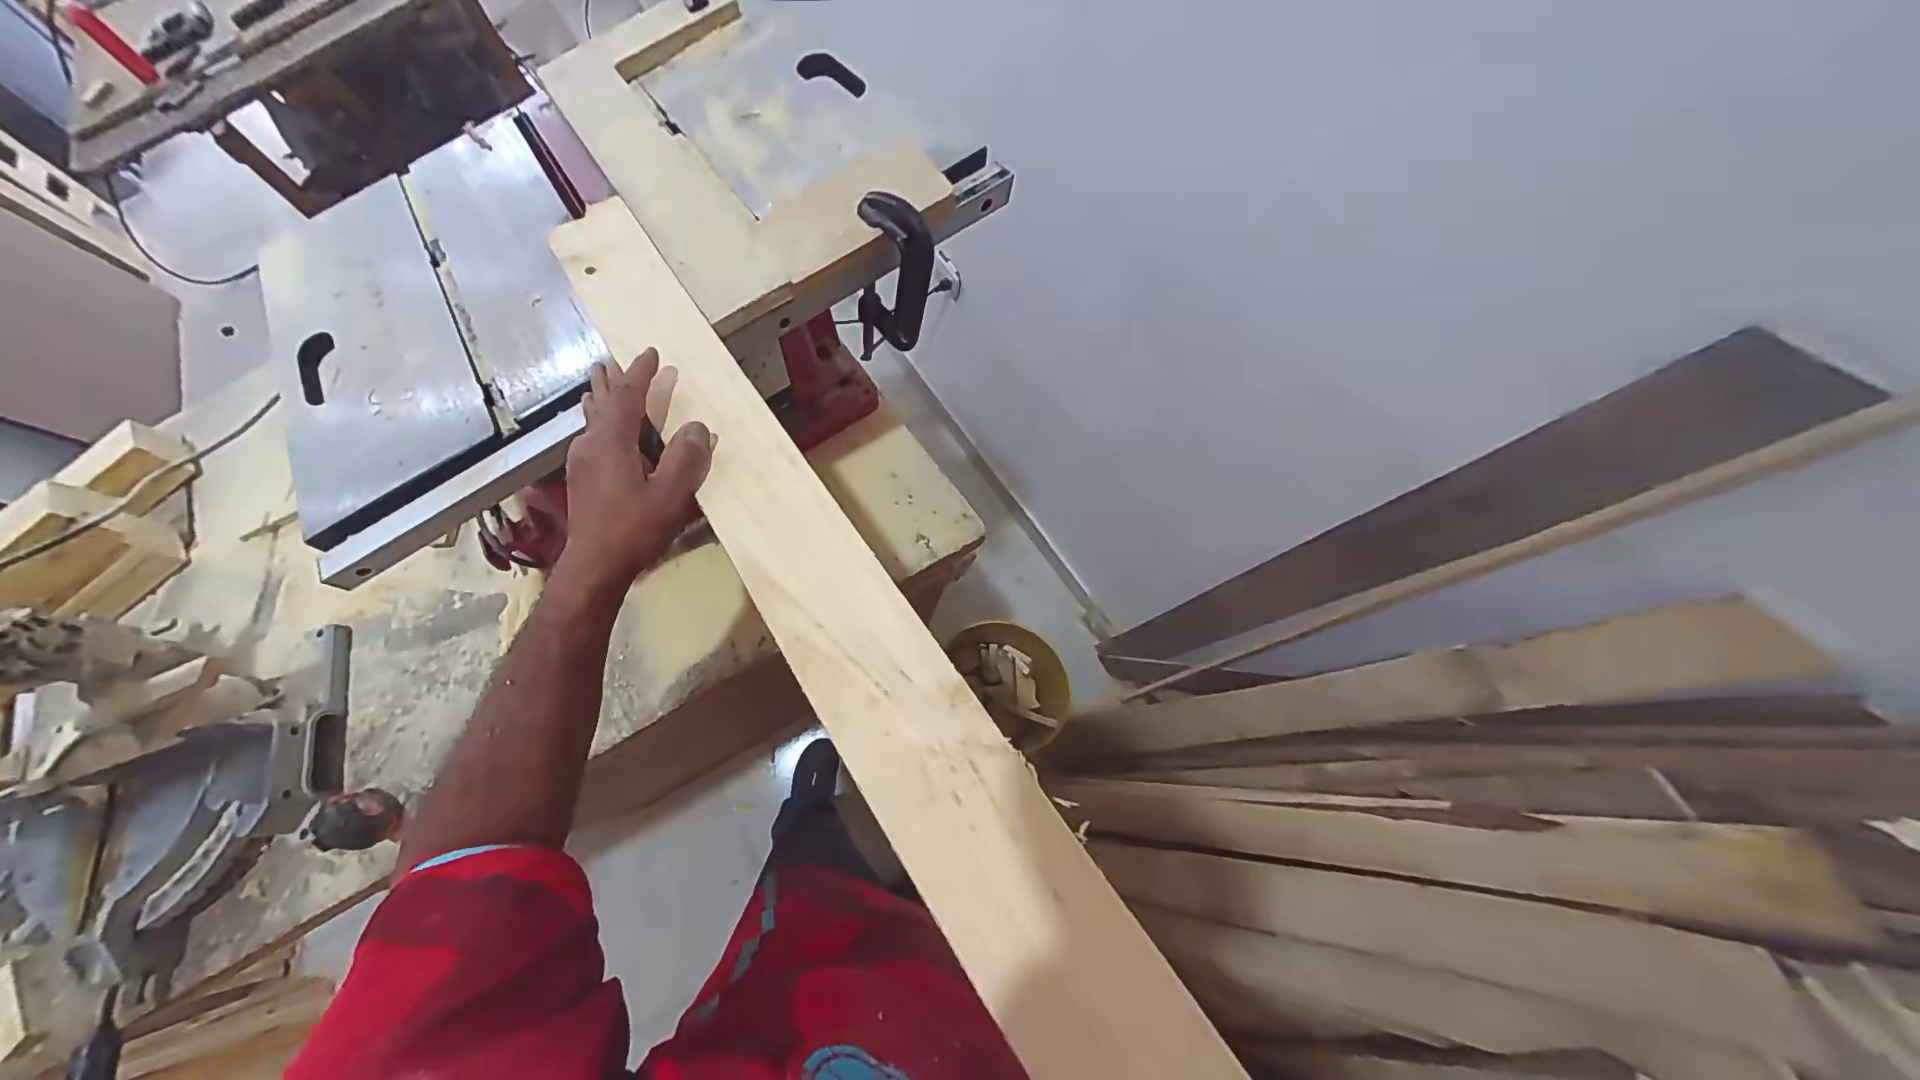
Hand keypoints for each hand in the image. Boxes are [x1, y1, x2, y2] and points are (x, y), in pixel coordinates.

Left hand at [557, 350, 713, 591]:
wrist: (595, 565)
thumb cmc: (635, 528)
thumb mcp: (671, 494)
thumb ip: (687, 458)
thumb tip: (698, 427)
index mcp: (612, 442)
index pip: (627, 397)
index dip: (640, 374)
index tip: (651, 354)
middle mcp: (591, 445)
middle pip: (601, 403)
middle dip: (612, 381)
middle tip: (614, 361)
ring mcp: (582, 462)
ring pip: (592, 420)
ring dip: (600, 400)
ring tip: (600, 385)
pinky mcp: (582, 479)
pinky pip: (591, 437)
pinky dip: (599, 422)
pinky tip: (600, 432)